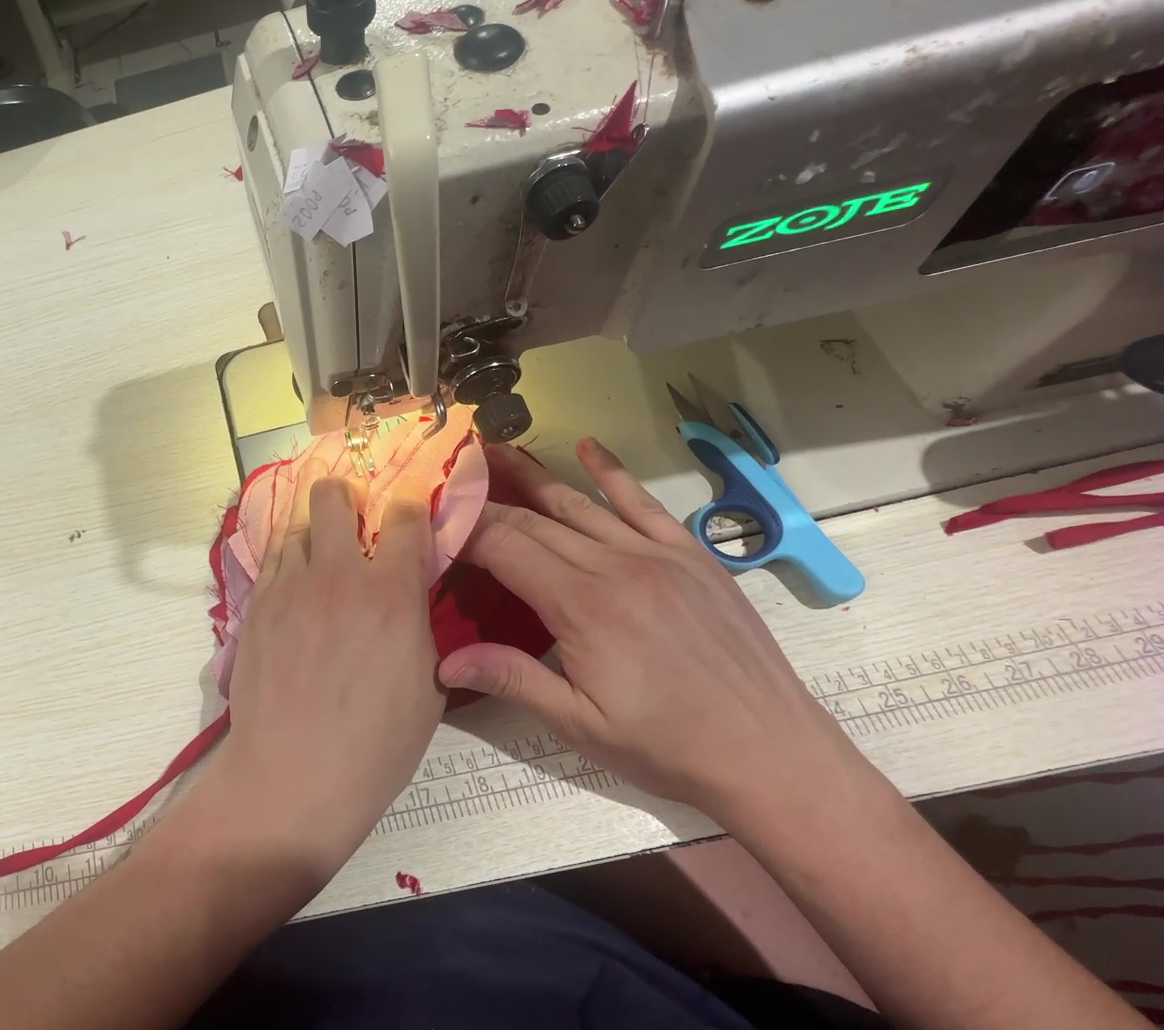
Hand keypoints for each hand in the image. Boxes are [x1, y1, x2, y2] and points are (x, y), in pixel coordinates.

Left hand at [205, 456, 444, 877]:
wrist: (293, 774)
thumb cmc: (376, 744)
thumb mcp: (427, 683)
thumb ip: (419, 622)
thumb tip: (410, 593)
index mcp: (391, 592)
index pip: (404, 517)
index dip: (409, 508)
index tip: (409, 517)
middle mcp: (337, 574)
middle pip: (334, 497)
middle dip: (347, 496)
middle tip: (354, 519)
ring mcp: (288, 586)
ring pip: (296, 526)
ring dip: (313, 531)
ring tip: (321, 555)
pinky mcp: (255, 605)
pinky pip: (271, 560)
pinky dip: (287, 559)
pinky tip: (294, 581)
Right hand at [437, 439, 874, 824]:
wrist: (772, 755)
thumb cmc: (667, 748)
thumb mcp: (580, 725)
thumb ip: (512, 679)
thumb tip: (442, 660)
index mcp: (584, 606)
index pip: (505, 547)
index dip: (464, 530)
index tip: (432, 519)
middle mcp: (619, 566)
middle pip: (536, 520)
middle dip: (487, 500)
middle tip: (449, 481)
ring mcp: (661, 555)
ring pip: (581, 504)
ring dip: (534, 476)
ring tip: (494, 451)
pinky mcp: (694, 558)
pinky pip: (645, 504)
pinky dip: (613, 473)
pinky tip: (590, 448)